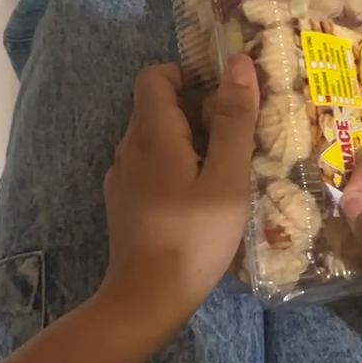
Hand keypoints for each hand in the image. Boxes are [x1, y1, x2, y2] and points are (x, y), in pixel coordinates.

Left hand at [97, 55, 259, 334]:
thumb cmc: (194, 235)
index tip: (222, 94)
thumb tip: (240, 65)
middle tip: (237, 136)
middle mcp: (128, 149)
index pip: (155, 76)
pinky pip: (150, 168)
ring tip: (225, 169)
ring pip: (154, 140)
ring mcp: (122, 179)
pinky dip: (175, 168)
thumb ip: (233, 120)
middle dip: (196, 110)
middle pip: (156, 107)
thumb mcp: (226, 177)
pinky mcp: (124, 205)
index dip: (187, 73)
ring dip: (188, 141)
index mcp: (150, 134)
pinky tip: (200, 198)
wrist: (148, 297)